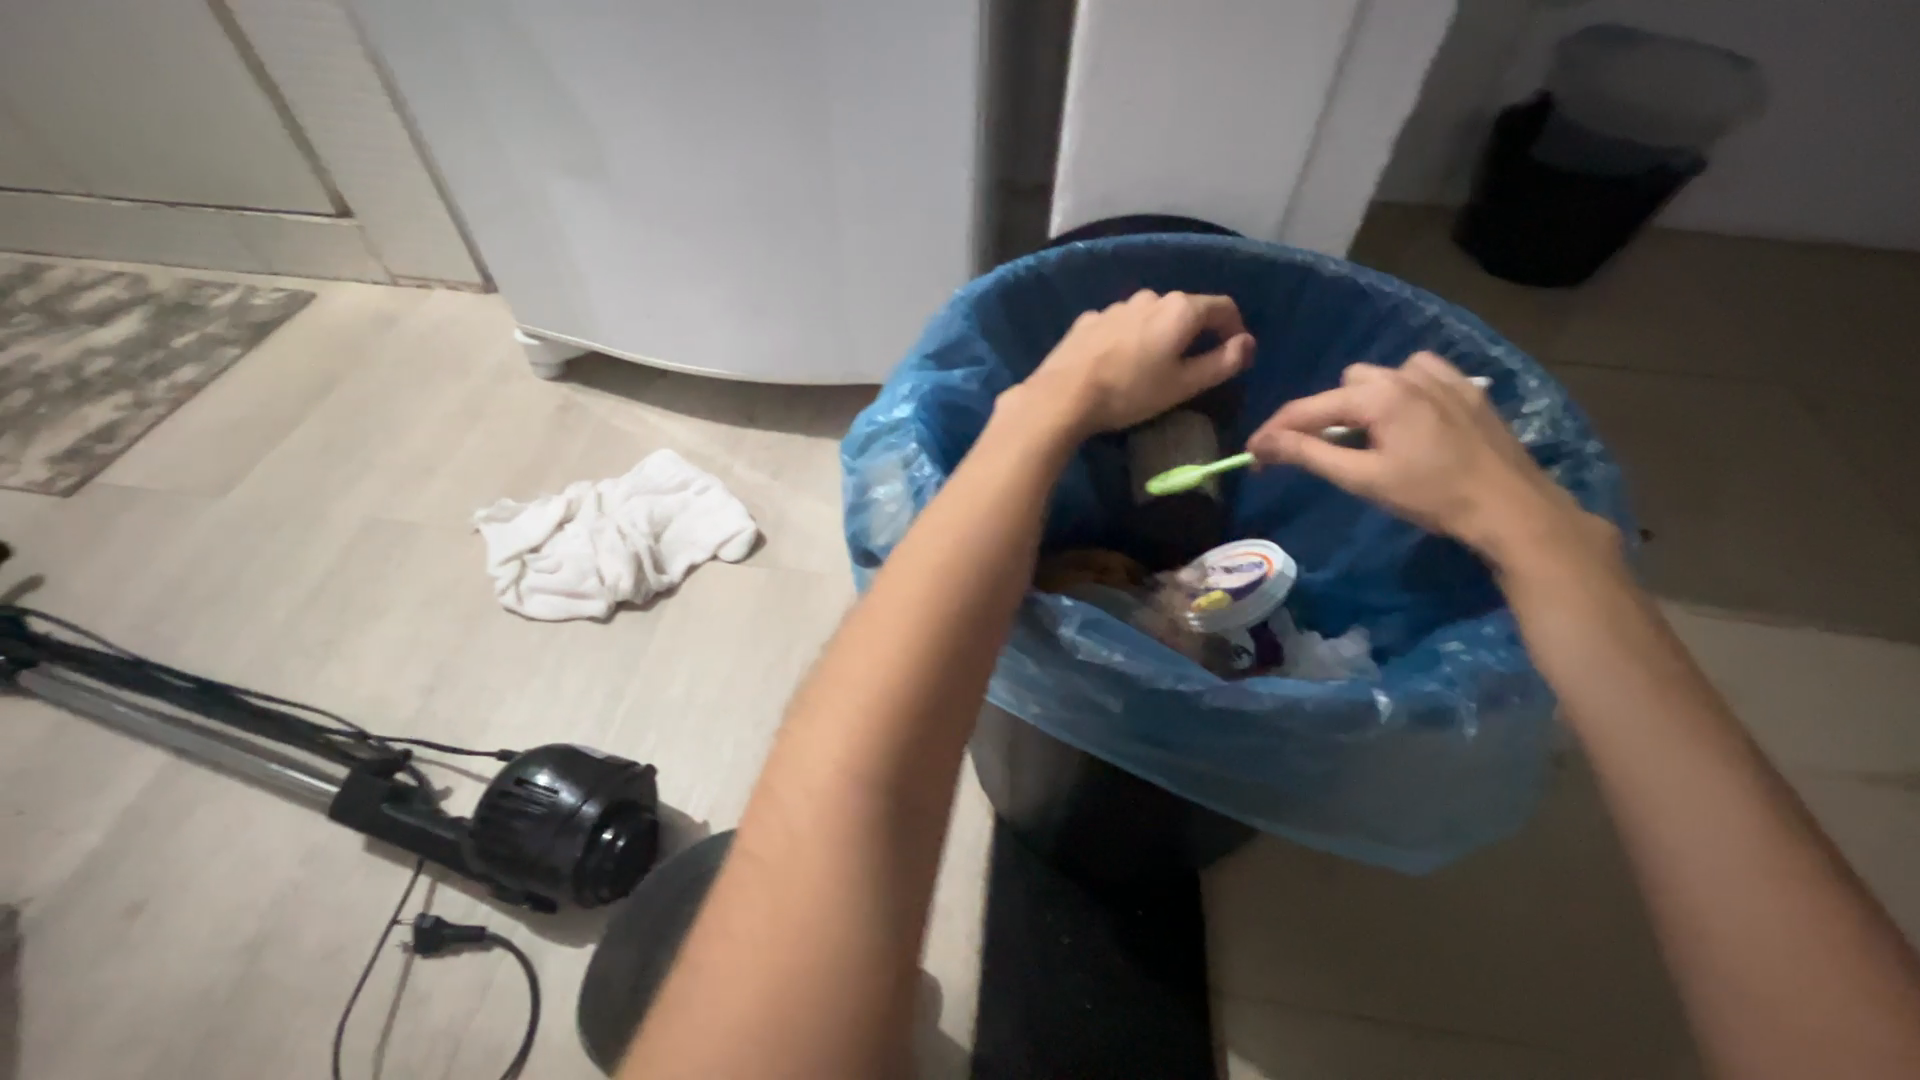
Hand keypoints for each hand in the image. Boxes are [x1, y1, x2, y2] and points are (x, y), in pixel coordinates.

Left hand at [1014, 289, 1255, 435]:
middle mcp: (1150, 297)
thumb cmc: (1131, 392)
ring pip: (1150, 316)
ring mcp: (1116, 306)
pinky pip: (1121, 325)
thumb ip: (1222, 363)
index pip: (1223, 307)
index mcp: (1180, 309)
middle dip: (1196, 333)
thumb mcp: (1184, 385)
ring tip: (1153, 366)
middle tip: (1194, 365)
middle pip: (1185, 309)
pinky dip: (1129, 338)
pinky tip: (1119, 363)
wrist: (1063, 395)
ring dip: (1160, 334)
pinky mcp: (1089, 320)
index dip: (1236, 329)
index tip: (1235, 354)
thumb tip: (1248, 344)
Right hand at [1247, 352, 1613, 566]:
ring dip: (1363, 402)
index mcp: (1378, 395)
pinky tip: (1409, 420)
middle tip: (1322, 455)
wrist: (1511, 507)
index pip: (1308, 408)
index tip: (1253, 454)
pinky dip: (1402, 392)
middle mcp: (1406, 374)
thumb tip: (1261, 444)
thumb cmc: (1431, 496)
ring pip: (1379, 377)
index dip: (1274, 431)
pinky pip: (1418, 374)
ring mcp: (1441, 376)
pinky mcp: (1465, 387)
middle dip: (1325, 416)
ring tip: (1370, 438)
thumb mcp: (1362, 479)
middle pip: (1342, 386)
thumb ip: (1307, 454)